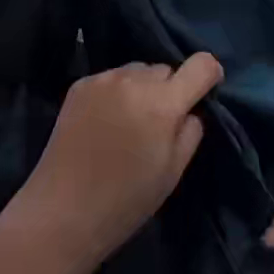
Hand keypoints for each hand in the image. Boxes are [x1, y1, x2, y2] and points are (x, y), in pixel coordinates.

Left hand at [0, 53, 224, 273]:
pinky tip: (105, 122)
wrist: (64, 208)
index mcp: (162, 103)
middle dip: (169, 89)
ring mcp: (103, 79)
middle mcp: (132, 80)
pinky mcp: (80, 84)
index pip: (199, 65)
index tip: (208, 87)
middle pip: (164, 69)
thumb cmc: (126, 201)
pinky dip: (116, 92)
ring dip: (141, 88)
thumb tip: (190, 110)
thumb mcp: (172, 172)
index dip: (209, 72)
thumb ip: (190, 132)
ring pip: (136, 71)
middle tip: (159, 123)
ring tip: (130, 123)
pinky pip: (110, 78)